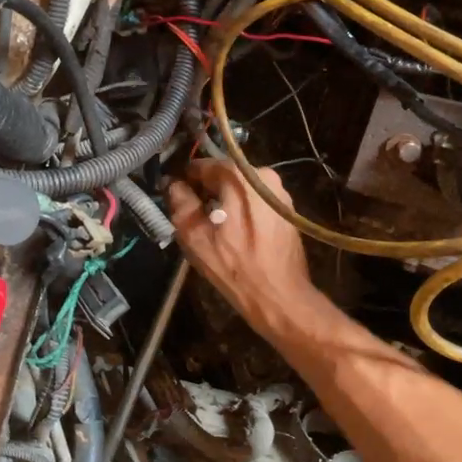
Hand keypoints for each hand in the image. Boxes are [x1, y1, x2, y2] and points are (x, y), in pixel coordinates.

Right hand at [166, 160, 340, 344]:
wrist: (279, 295)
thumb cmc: (234, 265)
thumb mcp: (194, 234)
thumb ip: (180, 201)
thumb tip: (173, 183)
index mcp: (240, 176)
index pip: (201, 166)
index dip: (185, 181)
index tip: (177, 200)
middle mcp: (264, 175)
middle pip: (222, 176)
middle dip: (205, 193)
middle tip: (194, 219)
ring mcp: (280, 192)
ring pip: (239, 189)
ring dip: (223, 203)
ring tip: (214, 229)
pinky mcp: (288, 209)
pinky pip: (254, 201)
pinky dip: (241, 211)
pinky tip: (235, 235)